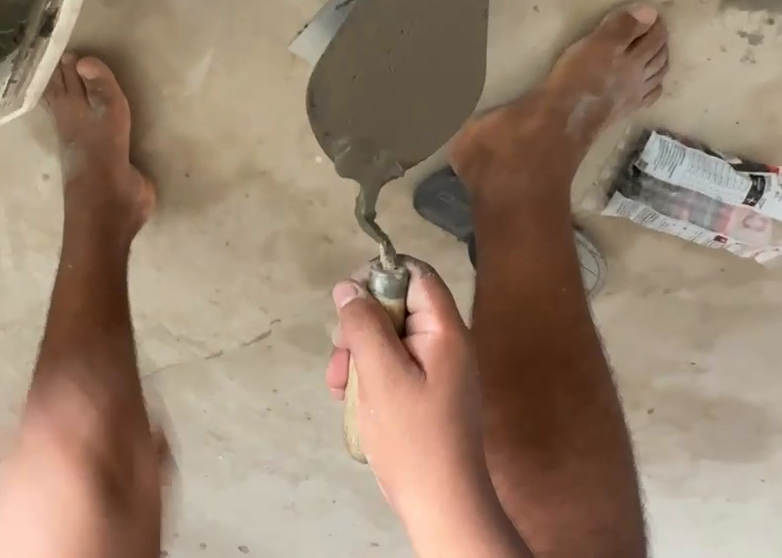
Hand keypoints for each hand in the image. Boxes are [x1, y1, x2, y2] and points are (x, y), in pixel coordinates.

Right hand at [327, 261, 523, 553]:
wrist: (440, 506)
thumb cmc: (413, 437)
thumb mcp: (380, 374)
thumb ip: (364, 324)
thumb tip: (348, 287)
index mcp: (444, 331)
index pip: (416, 275)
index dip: (381, 275)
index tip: (350, 297)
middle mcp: (443, 344)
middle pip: (396, 306)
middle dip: (360, 324)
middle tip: (341, 353)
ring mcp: (434, 370)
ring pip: (386, 337)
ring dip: (356, 352)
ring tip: (338, 384)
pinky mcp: (422, 392)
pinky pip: (389, 364)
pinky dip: (365, 374)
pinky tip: (347, 396)